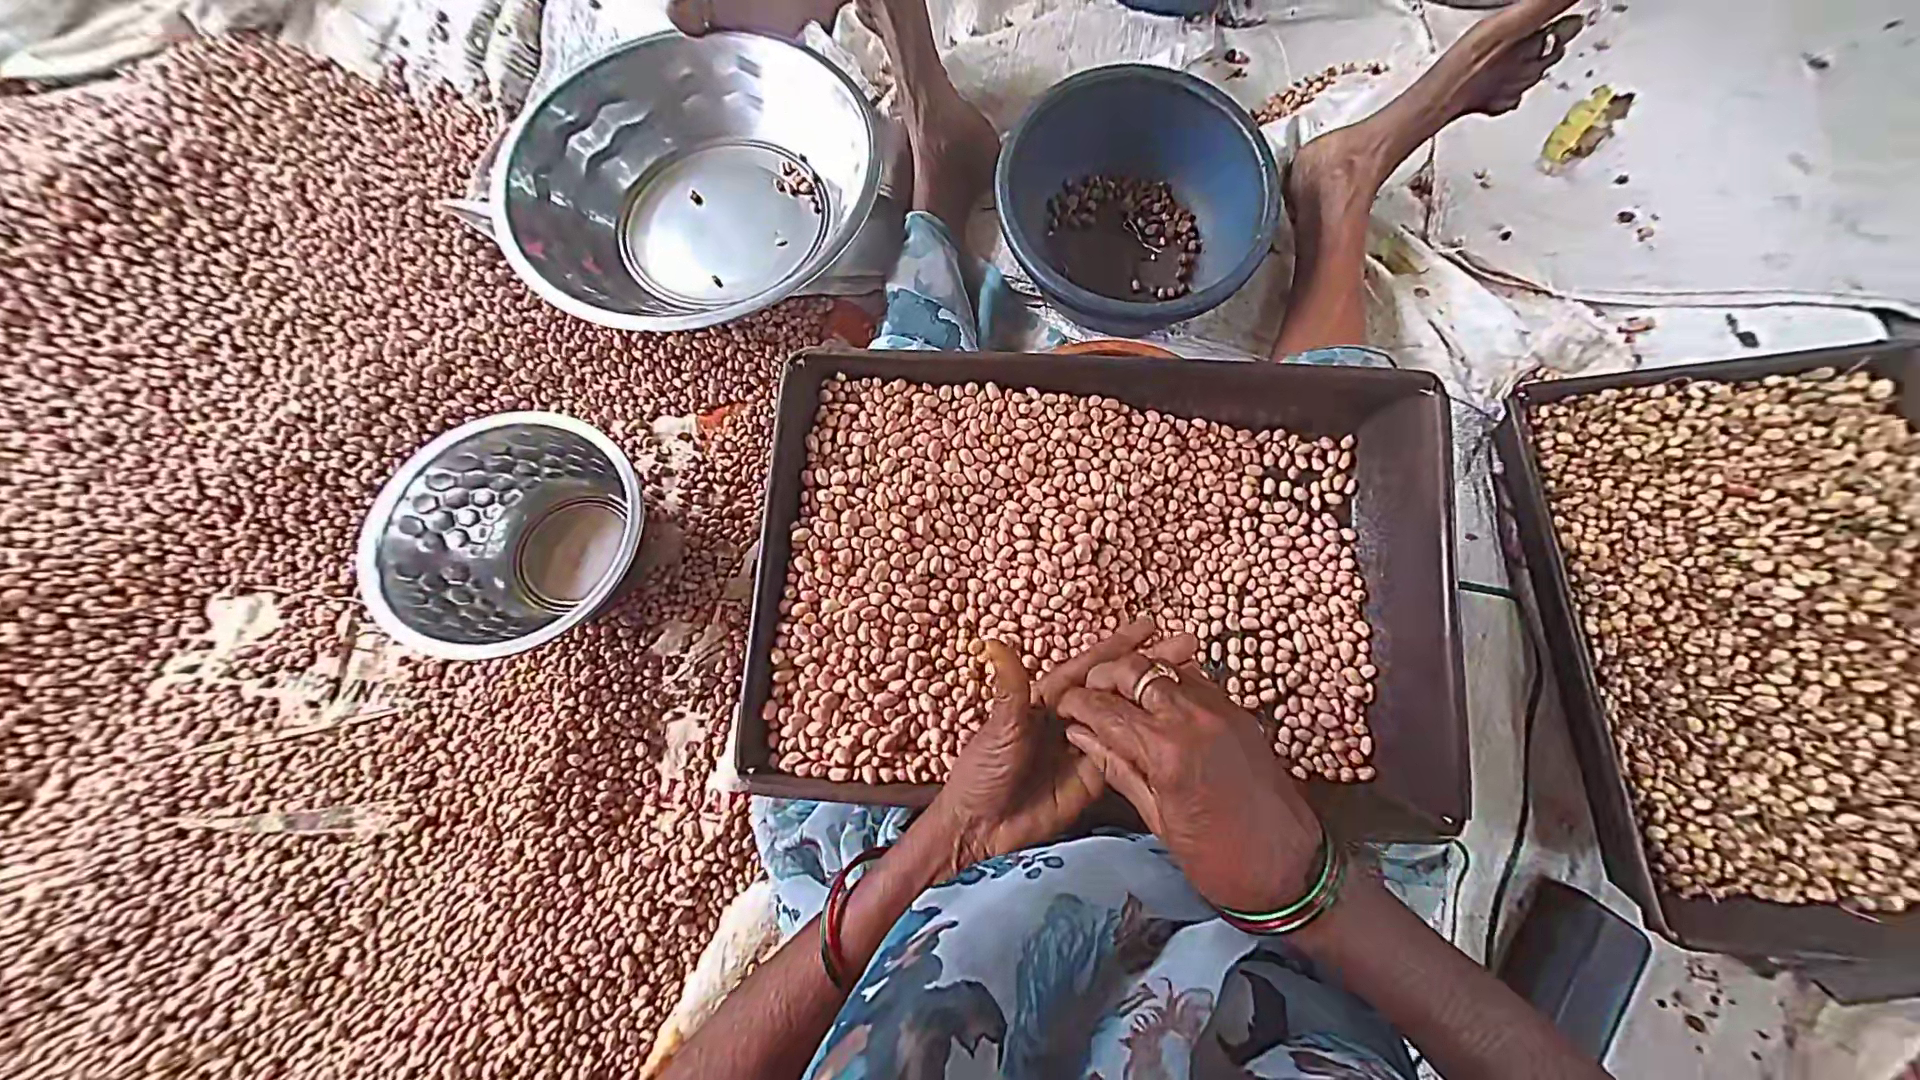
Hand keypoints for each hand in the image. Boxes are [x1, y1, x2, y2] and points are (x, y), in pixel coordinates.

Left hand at [917, 619, 1164, 874]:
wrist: (981, 829)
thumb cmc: (981, 771)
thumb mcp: (998, 727)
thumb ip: (1008, 689)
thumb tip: (994, 644)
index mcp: (1046, 699)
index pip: (1089, 666)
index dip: (1120, 646)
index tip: (1150, 626)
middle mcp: (1070, 719)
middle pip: (1117, 688)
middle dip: (1150, 668)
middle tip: (1188, 647)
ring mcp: (1084, 749)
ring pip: (1126, 719)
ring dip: (1155, 701)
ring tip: (1192, 683)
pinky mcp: (1093, 780)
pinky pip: (1124, 756)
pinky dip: (1147, 742)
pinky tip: (1173, 730)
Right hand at [1057, 636, 1323, 912]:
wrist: (1294, 872)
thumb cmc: (1219, 859)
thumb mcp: (1157, 819)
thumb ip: (1116, 766)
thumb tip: (1079, 735)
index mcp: (1165, 750)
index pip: (1105, 708)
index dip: (1076, 703)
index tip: (1063, 706)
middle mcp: (1191, 718)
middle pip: (1132, 670)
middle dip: (1102, 677)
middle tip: (1088, 695)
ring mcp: (1218, 709)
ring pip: (1163, 665)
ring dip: (1134, 673)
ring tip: (1118, 693)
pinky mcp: (1236, 711)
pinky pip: (1192, 677)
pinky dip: (1167, 679)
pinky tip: (1154, 699)